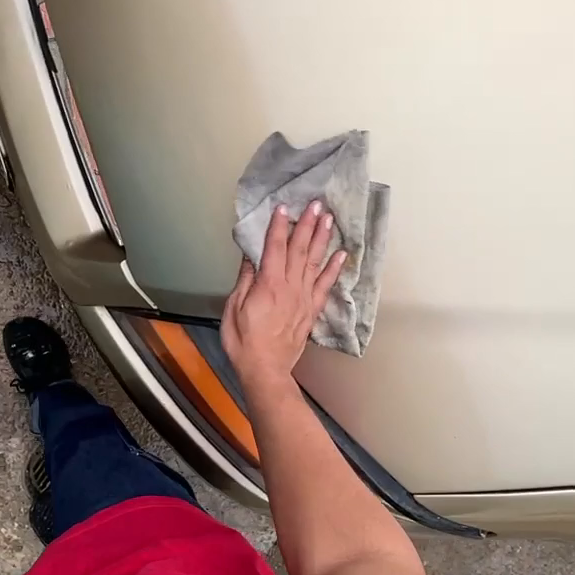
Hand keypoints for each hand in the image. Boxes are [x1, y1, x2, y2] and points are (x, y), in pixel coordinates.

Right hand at [222, 201, 344, 395]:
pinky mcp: (311, 310)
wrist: (265, 370)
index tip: (284, 207)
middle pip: (299, 250)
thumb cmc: (243, 342)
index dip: (278, 226)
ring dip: (322, 239)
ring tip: (329, 219)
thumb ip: (245, 281)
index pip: (274, 248)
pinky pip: (325, 286)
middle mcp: (290, 287)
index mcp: (268, 285)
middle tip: (316, 204)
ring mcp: (303, 298)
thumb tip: (250, 257)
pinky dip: (334, 269)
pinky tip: (341, 254)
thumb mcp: (233, 309)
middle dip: (307, 225)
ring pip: (314, 263)